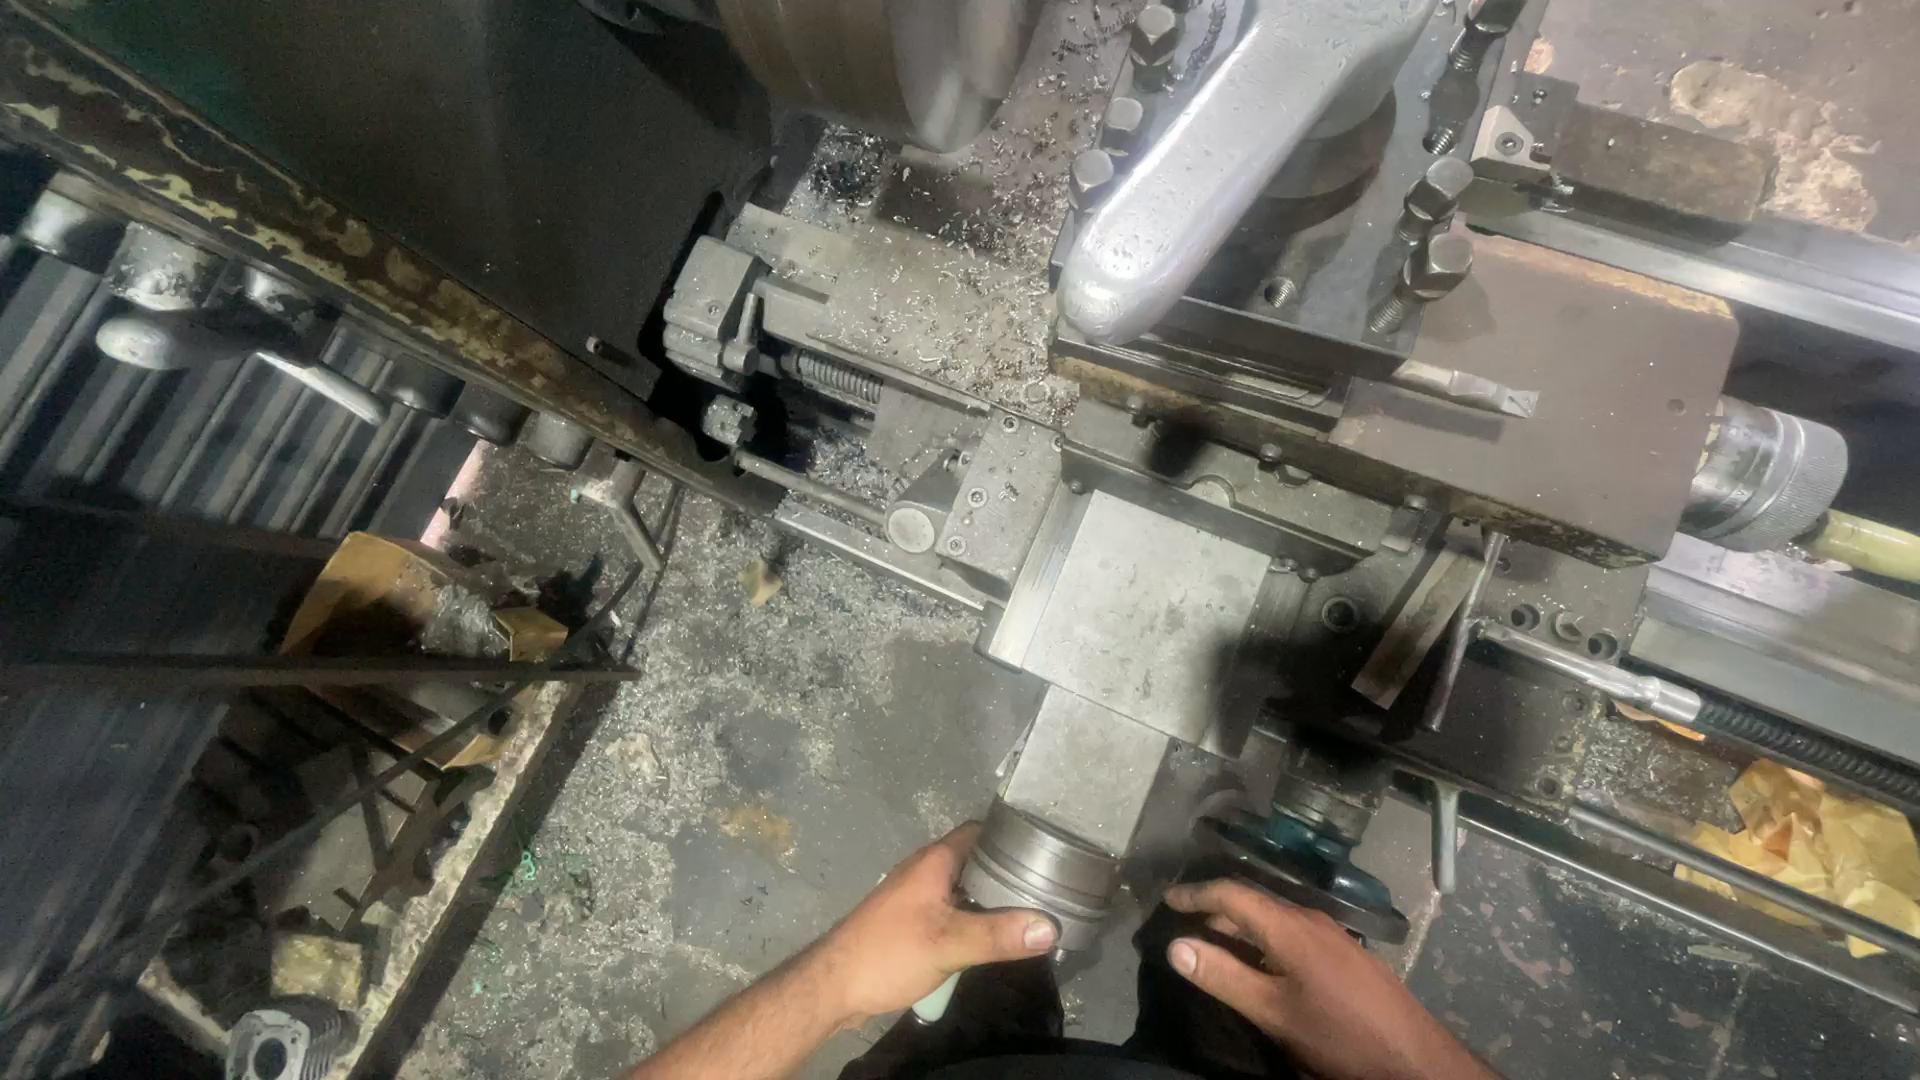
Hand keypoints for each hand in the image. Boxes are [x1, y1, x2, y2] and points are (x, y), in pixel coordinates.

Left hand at [809, 822, 1057, 1024]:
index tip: (1043, 851)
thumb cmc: (890, 951)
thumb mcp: (949, 943)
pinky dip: (971, 913)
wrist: (835, 984)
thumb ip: (998, 935)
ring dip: (988, 895)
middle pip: (974, 858)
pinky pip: (951, 905)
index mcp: (935, 860)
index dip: (1010, 837)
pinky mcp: (910, 917)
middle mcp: (926, 868)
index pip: (980, 831)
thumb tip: (1050, 927)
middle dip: (1005, 870)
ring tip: (1026, 910)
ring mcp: (916, 893)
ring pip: (962, 884)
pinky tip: (990, 935)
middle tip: (1044, 886)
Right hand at [1165, 879, 1496, 1079]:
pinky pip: (1291, 929)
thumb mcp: (1274, 1013)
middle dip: (1214, 906)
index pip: (1230, 893)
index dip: (1195, 894)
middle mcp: (1309, 918)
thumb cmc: (1341, 1036)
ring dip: (1240, 922)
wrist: (1421, 1064)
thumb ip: (1223, 977)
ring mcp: (1332, 933)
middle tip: (1185, 921)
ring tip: (1215, 939)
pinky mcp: (1345, 953)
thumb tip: (1174, 946)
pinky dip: (1263, 934)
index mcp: (1288, 926)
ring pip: (1273, 915)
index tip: (1167, 900)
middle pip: (1251, 900)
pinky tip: (1261, 959)